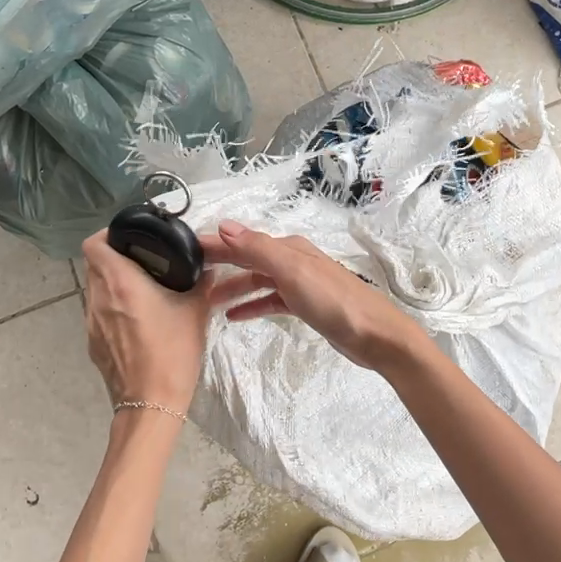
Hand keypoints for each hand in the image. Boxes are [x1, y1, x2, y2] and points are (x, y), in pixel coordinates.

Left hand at [78, 228, 262, 412]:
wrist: (151, 405)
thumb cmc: (172, 352)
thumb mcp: (195, 312)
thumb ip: (201, 284)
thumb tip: (208, 268)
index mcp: (119, 282)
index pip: (94, 244)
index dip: (107, 234)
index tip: (128, 236)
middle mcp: (98, 298)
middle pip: (93, 264)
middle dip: (114, 257)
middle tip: (141, 259)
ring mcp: (91, 323)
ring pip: (94, 288)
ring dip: (112, 283)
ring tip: (140, 287)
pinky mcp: (93, 343)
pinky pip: (98, 313)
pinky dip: (112, 307)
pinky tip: (136, 318)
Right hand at [200, 221, 429, 373]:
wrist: (376, 336)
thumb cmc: (333, 301)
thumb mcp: (292, 271)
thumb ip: (258, 248)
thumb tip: (223, 225)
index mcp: (289, 247)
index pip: (243, 241)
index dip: (215, 244)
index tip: (185, 249)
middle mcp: (293, 259)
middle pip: (249, 258)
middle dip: (220, 264)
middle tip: (187, 274)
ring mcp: (300, 283)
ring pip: (257, 280)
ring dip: (233, 286)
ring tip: (206, 301)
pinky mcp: (306, 305)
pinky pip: (270, 300)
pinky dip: (252, 304)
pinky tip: (235, 316)